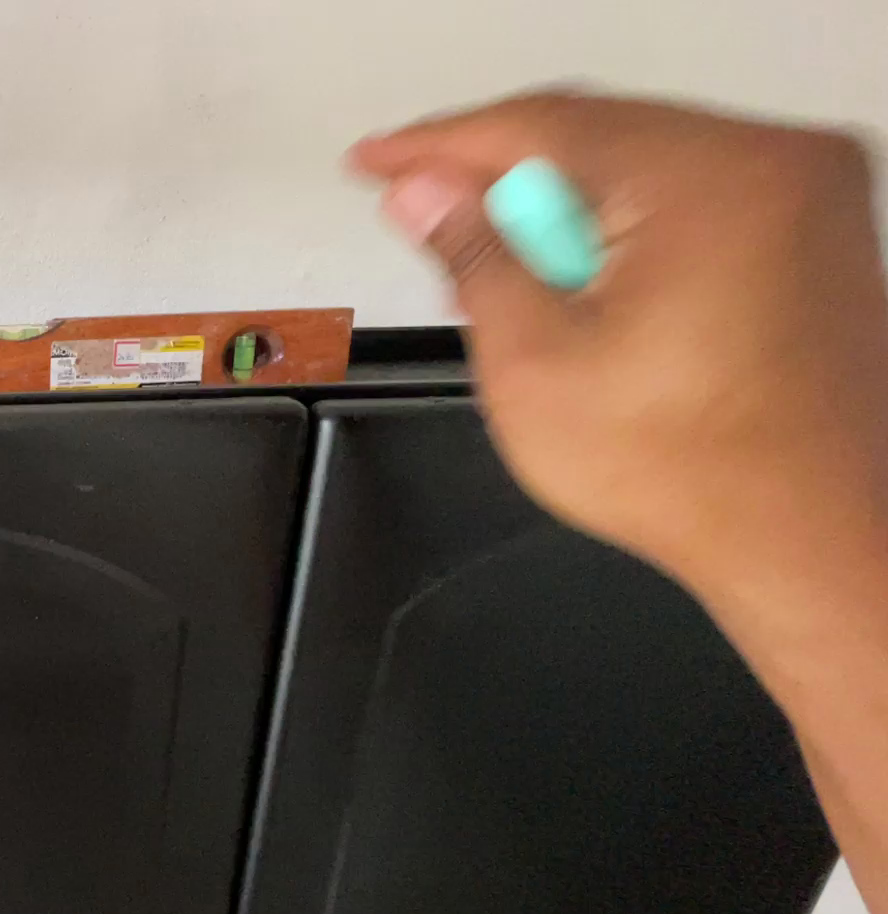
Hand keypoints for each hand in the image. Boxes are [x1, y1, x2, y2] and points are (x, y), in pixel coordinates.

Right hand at [347, 91, 887, 594]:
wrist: (801, 529)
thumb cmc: (668, 460)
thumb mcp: (528, 356)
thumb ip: (472, 257)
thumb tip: (420, 193)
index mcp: (709, 182)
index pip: (540, 126)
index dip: (435, 142)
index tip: (370, 160)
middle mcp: (774, 161)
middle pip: (588, 132)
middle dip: (483, 168)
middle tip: (403, 202)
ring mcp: (799, 192)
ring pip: (624, 162)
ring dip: (533, 203)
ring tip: (468, 258)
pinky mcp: (797, 229)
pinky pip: (667, 193)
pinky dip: (590, 221)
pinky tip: (545, 268)